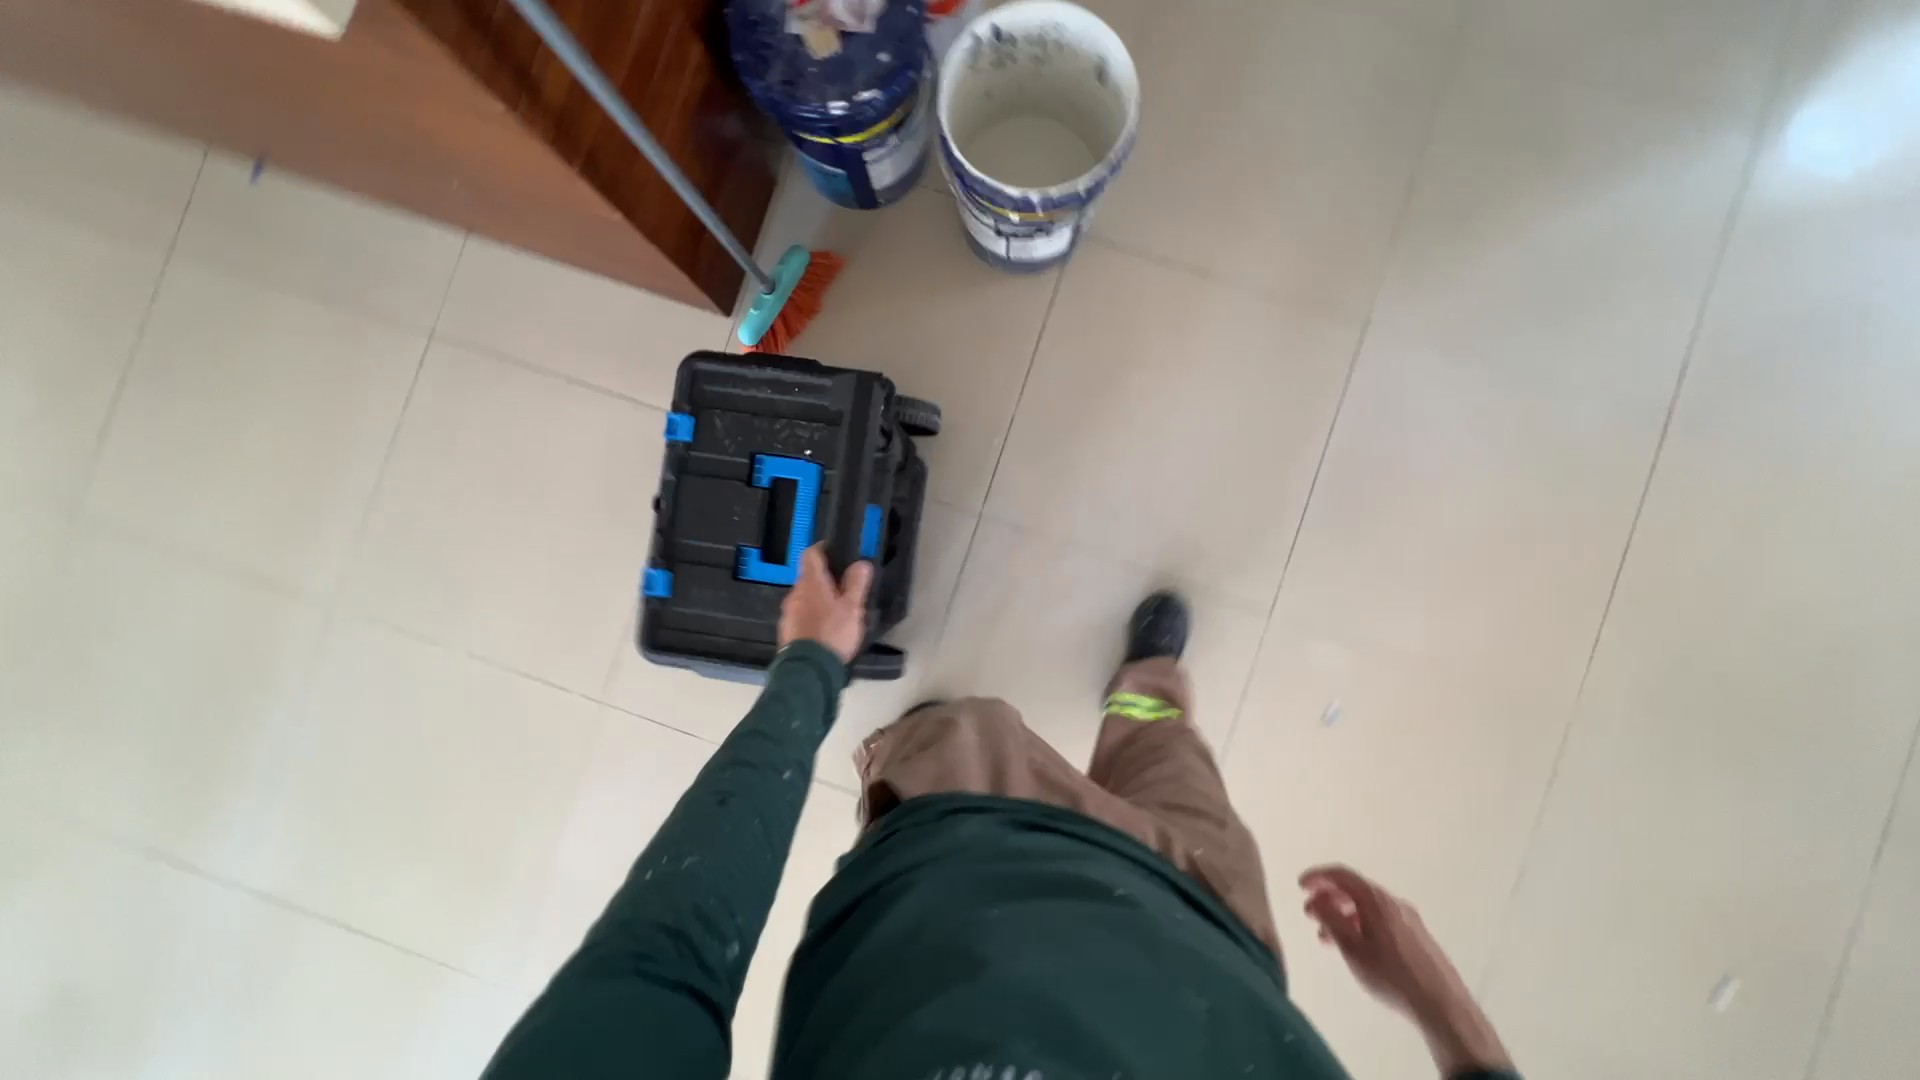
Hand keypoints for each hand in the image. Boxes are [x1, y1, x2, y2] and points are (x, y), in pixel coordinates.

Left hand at [777, 545, 874, 664]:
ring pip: (805, 598)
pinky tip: (824, 629)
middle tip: (846, 589)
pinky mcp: (786, 631)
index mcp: (810, 582)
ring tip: (837, 612)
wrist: (808, 669)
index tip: (837, 553)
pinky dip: (812, 616)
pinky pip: (801, 615)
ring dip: (819, 600)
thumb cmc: (833, 633)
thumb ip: (857, 583)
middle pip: (809, 577)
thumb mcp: (852, 608)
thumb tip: (860, 562)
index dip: (824, 549)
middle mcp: (795, 593)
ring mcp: (788, 613)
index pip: (811, 553)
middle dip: (826, 580)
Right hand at [1300, 865, 1512, 1075]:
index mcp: (1377, 900)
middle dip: (1328, 899)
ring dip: (1343, 916)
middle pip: (1355, 890)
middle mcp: (1395, 903)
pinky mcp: (1418, 938)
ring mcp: (1409, 920)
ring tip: (1327, 939)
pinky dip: (1361, 926)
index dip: (1318, 877)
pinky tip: (1356, 949)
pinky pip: (1381, 922)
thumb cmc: (1391, 975)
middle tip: (1310, 915)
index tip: (1300, 886)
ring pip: (1368, 909)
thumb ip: (1330, 918)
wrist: (1443, 1007)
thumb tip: (1316, 898)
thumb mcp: (1351, 947)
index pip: (1342, 875)